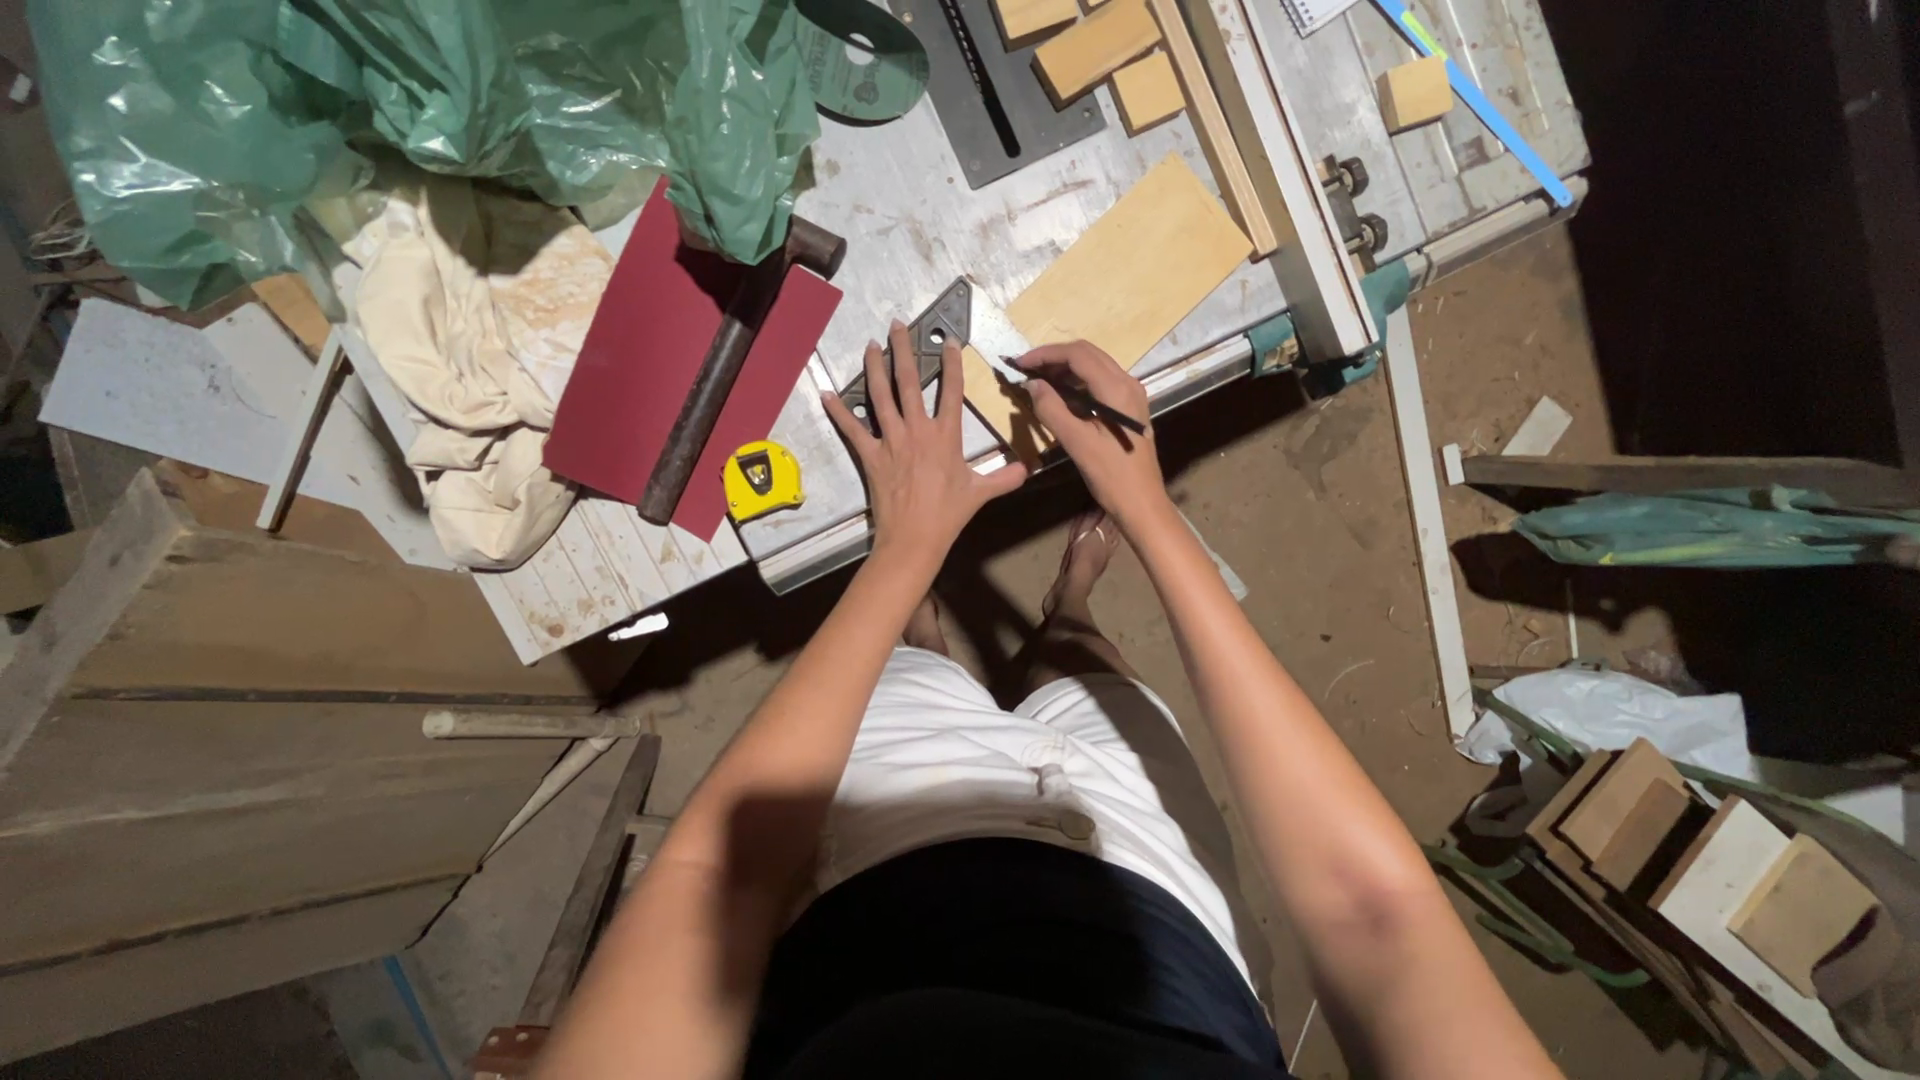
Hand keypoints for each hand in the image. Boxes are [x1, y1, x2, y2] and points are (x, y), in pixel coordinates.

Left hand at [823, 322, 1028, 571]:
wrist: (915, 537)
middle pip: (910, 381)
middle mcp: (918, 430)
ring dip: (874, 367)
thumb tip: (1027, 470)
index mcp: (946, 435)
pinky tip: (825, 393)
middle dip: (904, 350)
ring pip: (880, 396)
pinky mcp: (871, 455)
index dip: (951, 364)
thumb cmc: (949, 514)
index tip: (948, 342)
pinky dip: (838, 411)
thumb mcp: (981, 493)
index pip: (952, 391)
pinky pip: (852, 428)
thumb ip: (1004, 477)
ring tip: (871, 345)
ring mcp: (891, 440)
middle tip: (897, 325)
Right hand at [1017, 341, 1170, 528]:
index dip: (1046, 354)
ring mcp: (1130, 395)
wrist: (1142, 503)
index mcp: (1117, 389)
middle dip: (1055, 358)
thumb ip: (1052, 409)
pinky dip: (1077, 382)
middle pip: (1087, 354)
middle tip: (1027, 371)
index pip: (1078, 355)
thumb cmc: (1111, 476)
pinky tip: (1060, 396)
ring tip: (1039, 382)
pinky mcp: (1129, 407)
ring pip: (1094, 366)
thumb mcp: (1077, 443)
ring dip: (1065, 369)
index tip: (1021, 364)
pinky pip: (1100, 382)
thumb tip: (1032, 384)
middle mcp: (1127, 383)